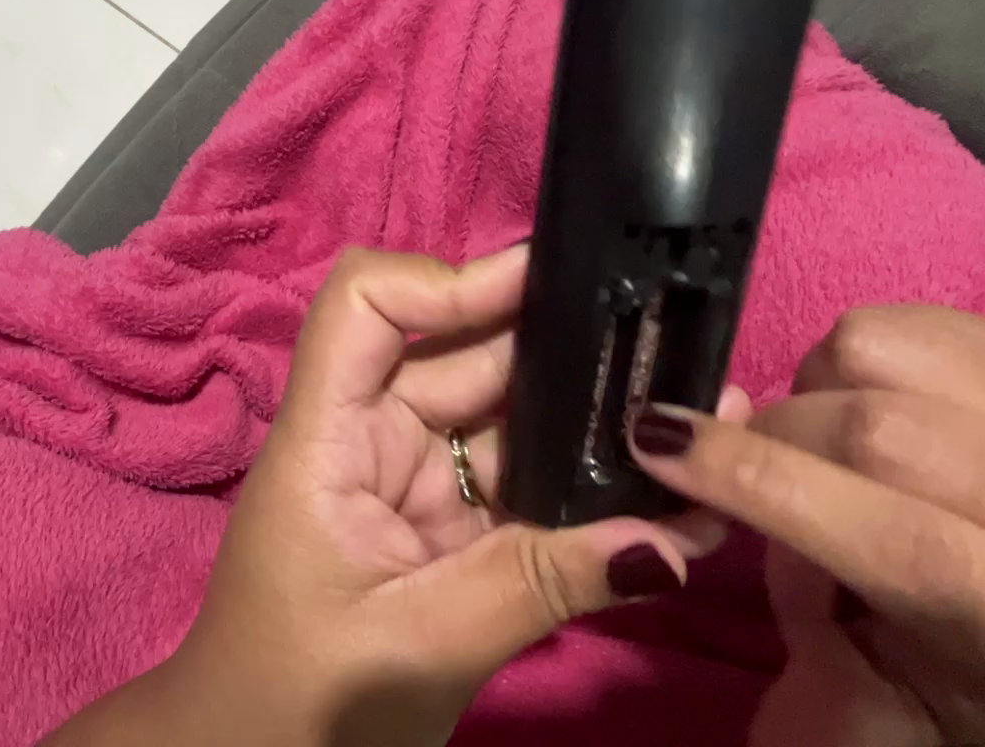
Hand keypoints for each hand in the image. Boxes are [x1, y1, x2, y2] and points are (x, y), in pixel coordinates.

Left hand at [175, 246, 745, 745]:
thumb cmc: (301, 703)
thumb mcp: (419, 644)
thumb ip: (538, 584)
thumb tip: (671, 540)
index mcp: (326, 436)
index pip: (364, 305)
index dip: (444, 280)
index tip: (539, 284)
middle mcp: (366, 432)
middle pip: (453, 348)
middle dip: (550, 339)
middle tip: (658, 333)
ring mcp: (408, 472)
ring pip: (498, 410)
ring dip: (581, 411)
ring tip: (682, 404)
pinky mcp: (442, 516)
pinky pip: (517, 477)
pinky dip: (578, 480)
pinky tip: (654, 489)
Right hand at [628, 306, 984, 745]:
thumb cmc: (943, 658)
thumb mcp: (863, 696)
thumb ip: (778, 633)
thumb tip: (671, 497)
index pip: (909, 549)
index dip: (765, 484)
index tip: (657, 443)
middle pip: (890, 435)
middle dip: (772, 432)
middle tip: (734, 451)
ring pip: (887, 353)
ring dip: (814, 385)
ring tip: (824, 432)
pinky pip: (902, 317)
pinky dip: (845, 353)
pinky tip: (869, 397)